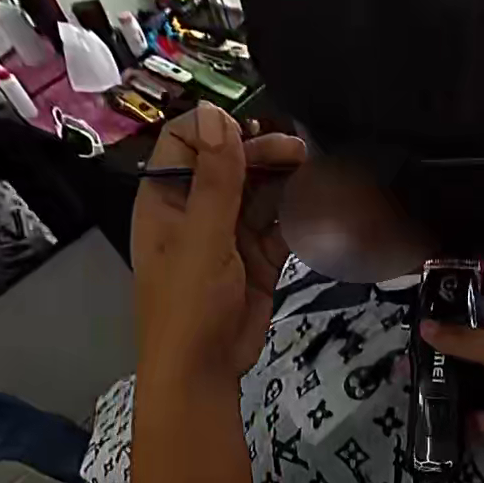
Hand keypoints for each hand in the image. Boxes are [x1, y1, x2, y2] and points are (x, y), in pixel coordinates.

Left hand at [133, 102, 303, 383]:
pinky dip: (297, 217)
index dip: (217, 131)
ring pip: (259, 195)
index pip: (185, 144)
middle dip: (261, 155)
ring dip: (284, 183)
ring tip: (313, 170)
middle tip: (298, 151)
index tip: (253, 130)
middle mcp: (197, 212)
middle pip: (230, 167)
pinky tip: (317, 205)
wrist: (205, 369)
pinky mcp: (257, 260)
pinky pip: (278, 228)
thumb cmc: (188, 303)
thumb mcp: (201, 238)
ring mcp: (229, 237)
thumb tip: (215, 114)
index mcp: (166, 200)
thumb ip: (216, 179)